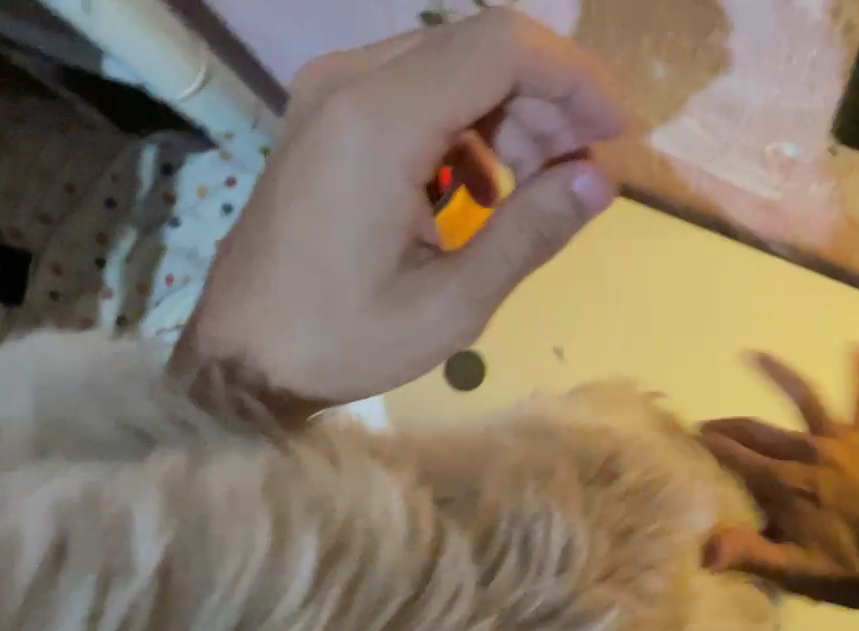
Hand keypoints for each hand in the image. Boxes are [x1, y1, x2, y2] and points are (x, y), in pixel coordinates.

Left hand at [175, 10, 625, 418]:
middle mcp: (349, 83)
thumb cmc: (344, 341)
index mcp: (379, 123)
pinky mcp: (327, 120)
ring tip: (540, 187)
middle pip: (477, 48)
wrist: (244, 356)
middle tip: (582, 172)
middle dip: (547, 101)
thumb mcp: (451, 304)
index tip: (613, 134)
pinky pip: (415, 96)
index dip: (573, 79)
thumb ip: (530, 233)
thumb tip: (601, 179)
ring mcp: (331, 96)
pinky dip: (466, 129)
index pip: (502, 47)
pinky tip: (482, 192)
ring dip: (510, 116)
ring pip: (449, 68)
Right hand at [699, 348, 858, 630]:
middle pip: (759, 431)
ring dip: (779, 376)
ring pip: (804, 400)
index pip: (737, 458)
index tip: (688, 439)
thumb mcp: (796, 572)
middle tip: (706, 426)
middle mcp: (809, 453)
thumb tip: (703, 552)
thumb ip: (749, 555)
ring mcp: (842, 443)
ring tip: (756, 355)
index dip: (710, 448)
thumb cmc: (855, 572)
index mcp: (787, 485)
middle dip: (729, 427)